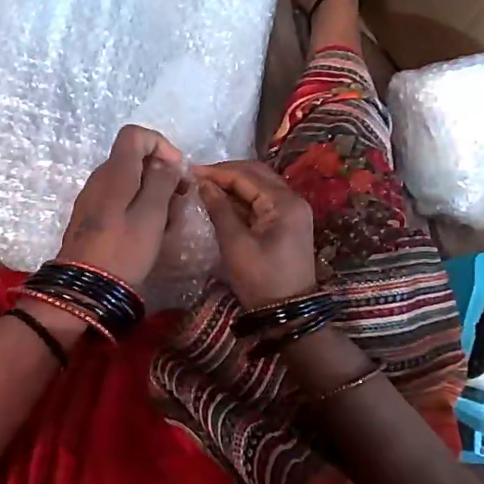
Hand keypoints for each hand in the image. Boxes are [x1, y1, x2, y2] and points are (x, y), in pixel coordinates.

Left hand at [56, 125, 189, 290]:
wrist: (84, 288)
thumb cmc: (123, 250)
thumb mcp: (151, 216)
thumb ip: (161, 182)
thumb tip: (166, 163)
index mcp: (115, 173)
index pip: (135, 135)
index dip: (161, 145)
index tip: (177, 171)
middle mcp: (100, 179)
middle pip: (134, 159)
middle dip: (161, 174)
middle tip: (179, 200)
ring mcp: (93, 198)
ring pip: (130, 182)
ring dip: (153, 194)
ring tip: (168, 222)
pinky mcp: (91, 218)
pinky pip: (120, 200)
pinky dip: (139, 208)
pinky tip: (149, 233)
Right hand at [195, 161, 319, 307]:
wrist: (287, 312)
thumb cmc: (261, 279)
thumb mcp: (236, 244)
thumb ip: (220, 210)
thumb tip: (203, 184)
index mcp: (285, 203)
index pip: (247, 175)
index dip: (217, 172)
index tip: (191, 171)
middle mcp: (293, 201)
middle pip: (257, 175)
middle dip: (226, 174)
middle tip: (198, 177)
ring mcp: (292, 212)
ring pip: (260, 187)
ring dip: (234, 185)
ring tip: (205, 187)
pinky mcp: (287, 224)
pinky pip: (263, 203)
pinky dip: (242, 200)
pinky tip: (222, 202)